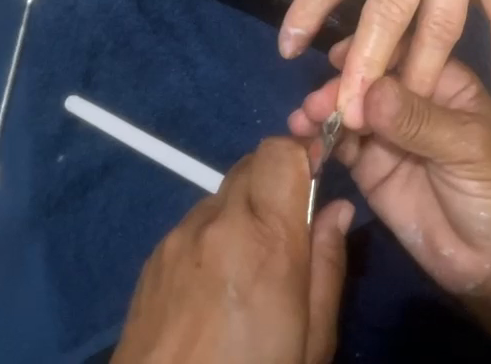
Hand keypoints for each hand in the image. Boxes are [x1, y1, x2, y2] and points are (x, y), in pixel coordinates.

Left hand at [114, 138, 354, 363]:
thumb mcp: (313, 339)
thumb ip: (327, 264)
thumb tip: (337, 209)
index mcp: (265, 239)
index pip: (281, 152)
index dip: (302, 156)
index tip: (317, 178)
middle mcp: (218, 223)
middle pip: (252, 164)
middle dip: (276, 181)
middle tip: (289, 228)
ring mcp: (179, 237)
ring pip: (222, 193)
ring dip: (244, 209)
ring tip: (251, 264)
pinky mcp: (153, 257)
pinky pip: (195, 223)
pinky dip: (214, 234)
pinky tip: (217, 283)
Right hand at [289, 45, 490, 294]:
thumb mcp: (466, 149)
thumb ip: (418, 121)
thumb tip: (369, 92)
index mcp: (444, 81)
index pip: (403, 52)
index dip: (371, 51)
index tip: (339, 58)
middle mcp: (413, 100)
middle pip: (369, 80)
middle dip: (341, 87)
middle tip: (316, 104)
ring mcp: (390, 134)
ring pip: (350, 111)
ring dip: (324, 112)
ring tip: (303, 122)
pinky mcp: (372, 169)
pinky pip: (342, 147)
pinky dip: (322, 142)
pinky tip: (306, 143)